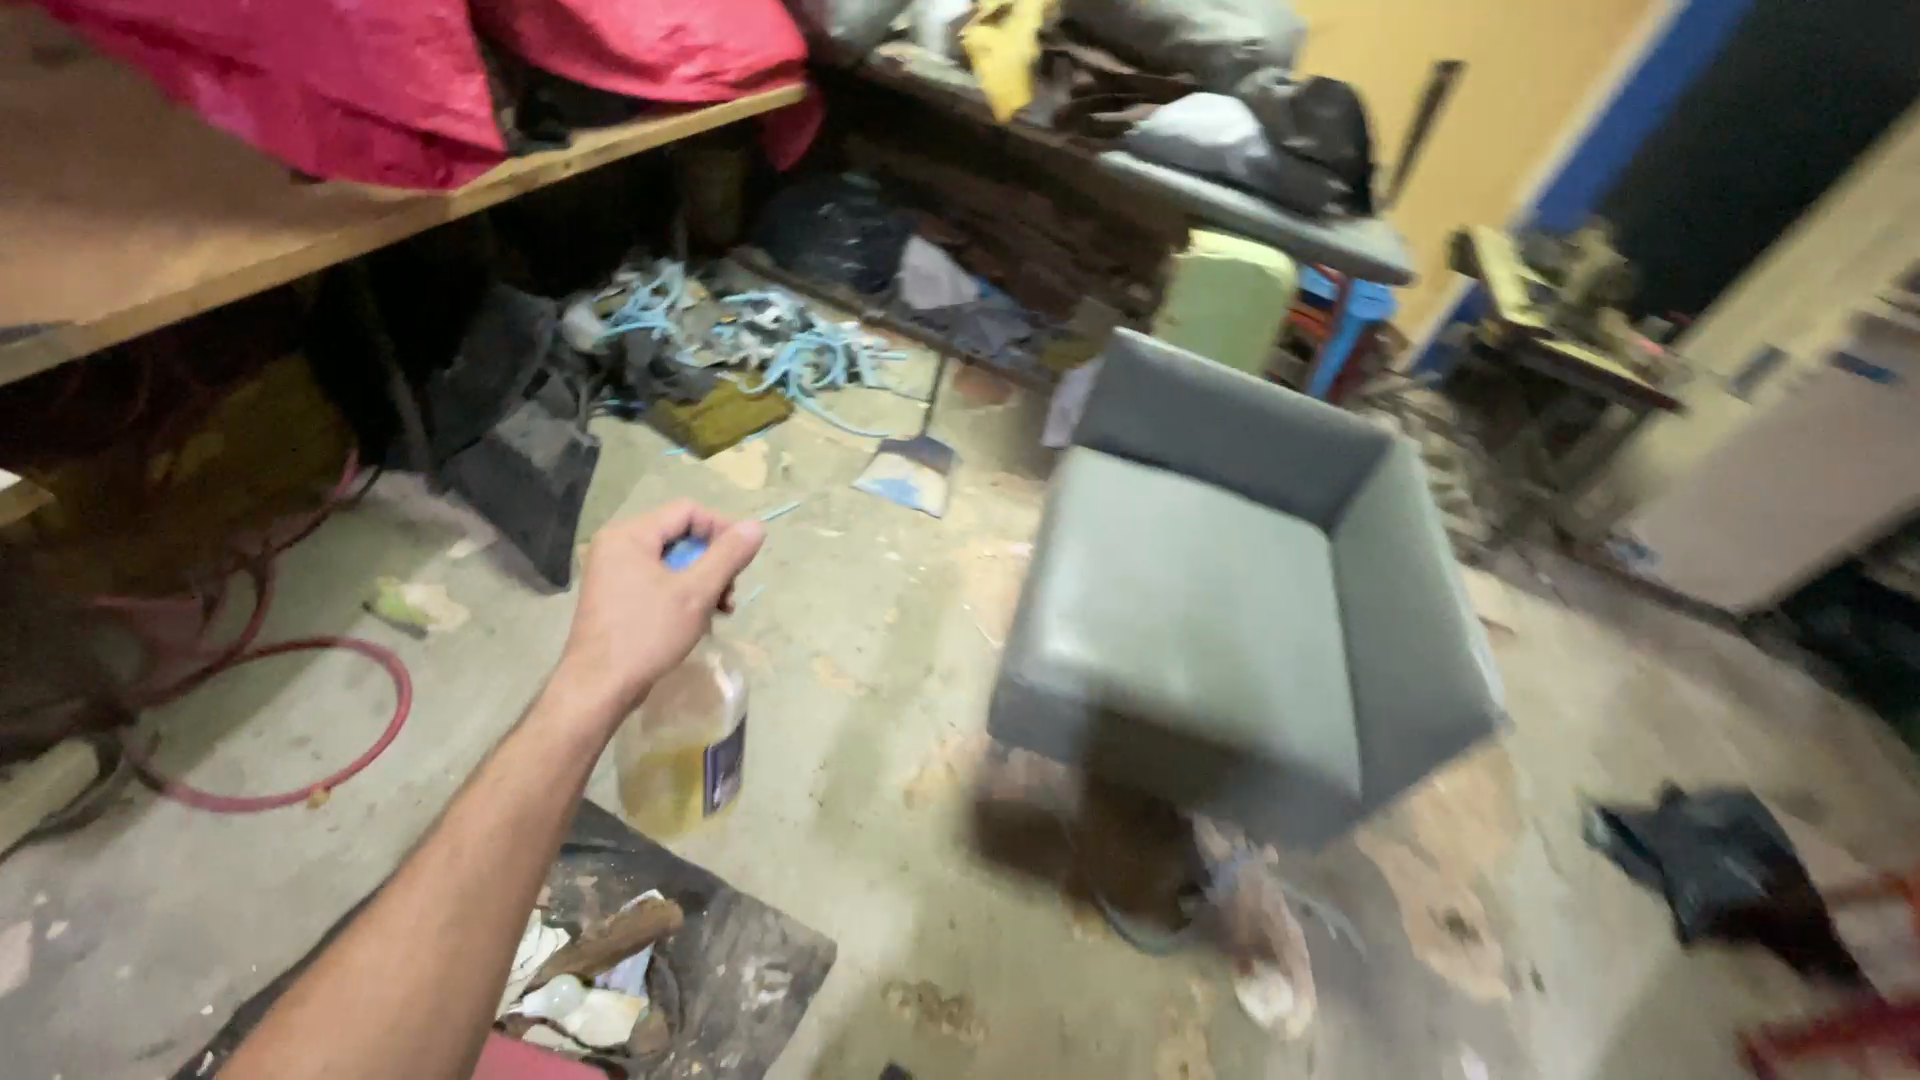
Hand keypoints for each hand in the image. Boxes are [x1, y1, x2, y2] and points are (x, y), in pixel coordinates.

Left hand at [553, 500, 764, 717]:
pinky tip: (701, 618)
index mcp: (630, 534)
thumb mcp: (696, 592)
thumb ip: (728, 555)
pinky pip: (660, 580)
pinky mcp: (618, 596)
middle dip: (714, 561)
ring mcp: (615, 572)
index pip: (688, 511)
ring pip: (674, 561)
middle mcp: (618, 545)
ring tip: (722, 609)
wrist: (600, 686)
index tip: (742, 560)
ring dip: (704, 580)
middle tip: (731, 592)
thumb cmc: (647, 634)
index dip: (721, 529)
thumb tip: (756, 527)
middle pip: (681, 535)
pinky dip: (685, 593)